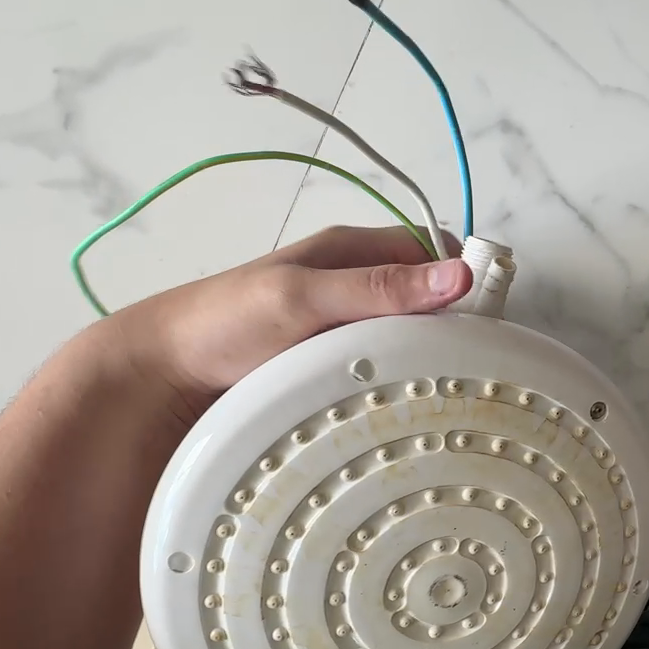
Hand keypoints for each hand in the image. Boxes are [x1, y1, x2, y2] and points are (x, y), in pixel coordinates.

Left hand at [89, 225, 470, 424]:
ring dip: (428, 354)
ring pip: (412, 332)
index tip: (483, 324)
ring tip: (442, 390)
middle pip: (430, 295)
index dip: (465, 279)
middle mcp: (359, 282)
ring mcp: (350, 323)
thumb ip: (380, 288)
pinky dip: (404, 374)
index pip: (436, 251)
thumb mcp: (306, 298)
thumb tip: (461, 275)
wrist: (165, 372)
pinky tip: (407, 399)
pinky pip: (389, 359)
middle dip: (453, 323)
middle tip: (466, 367)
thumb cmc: (229, 322)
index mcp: (356, 249)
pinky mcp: (339, 358)